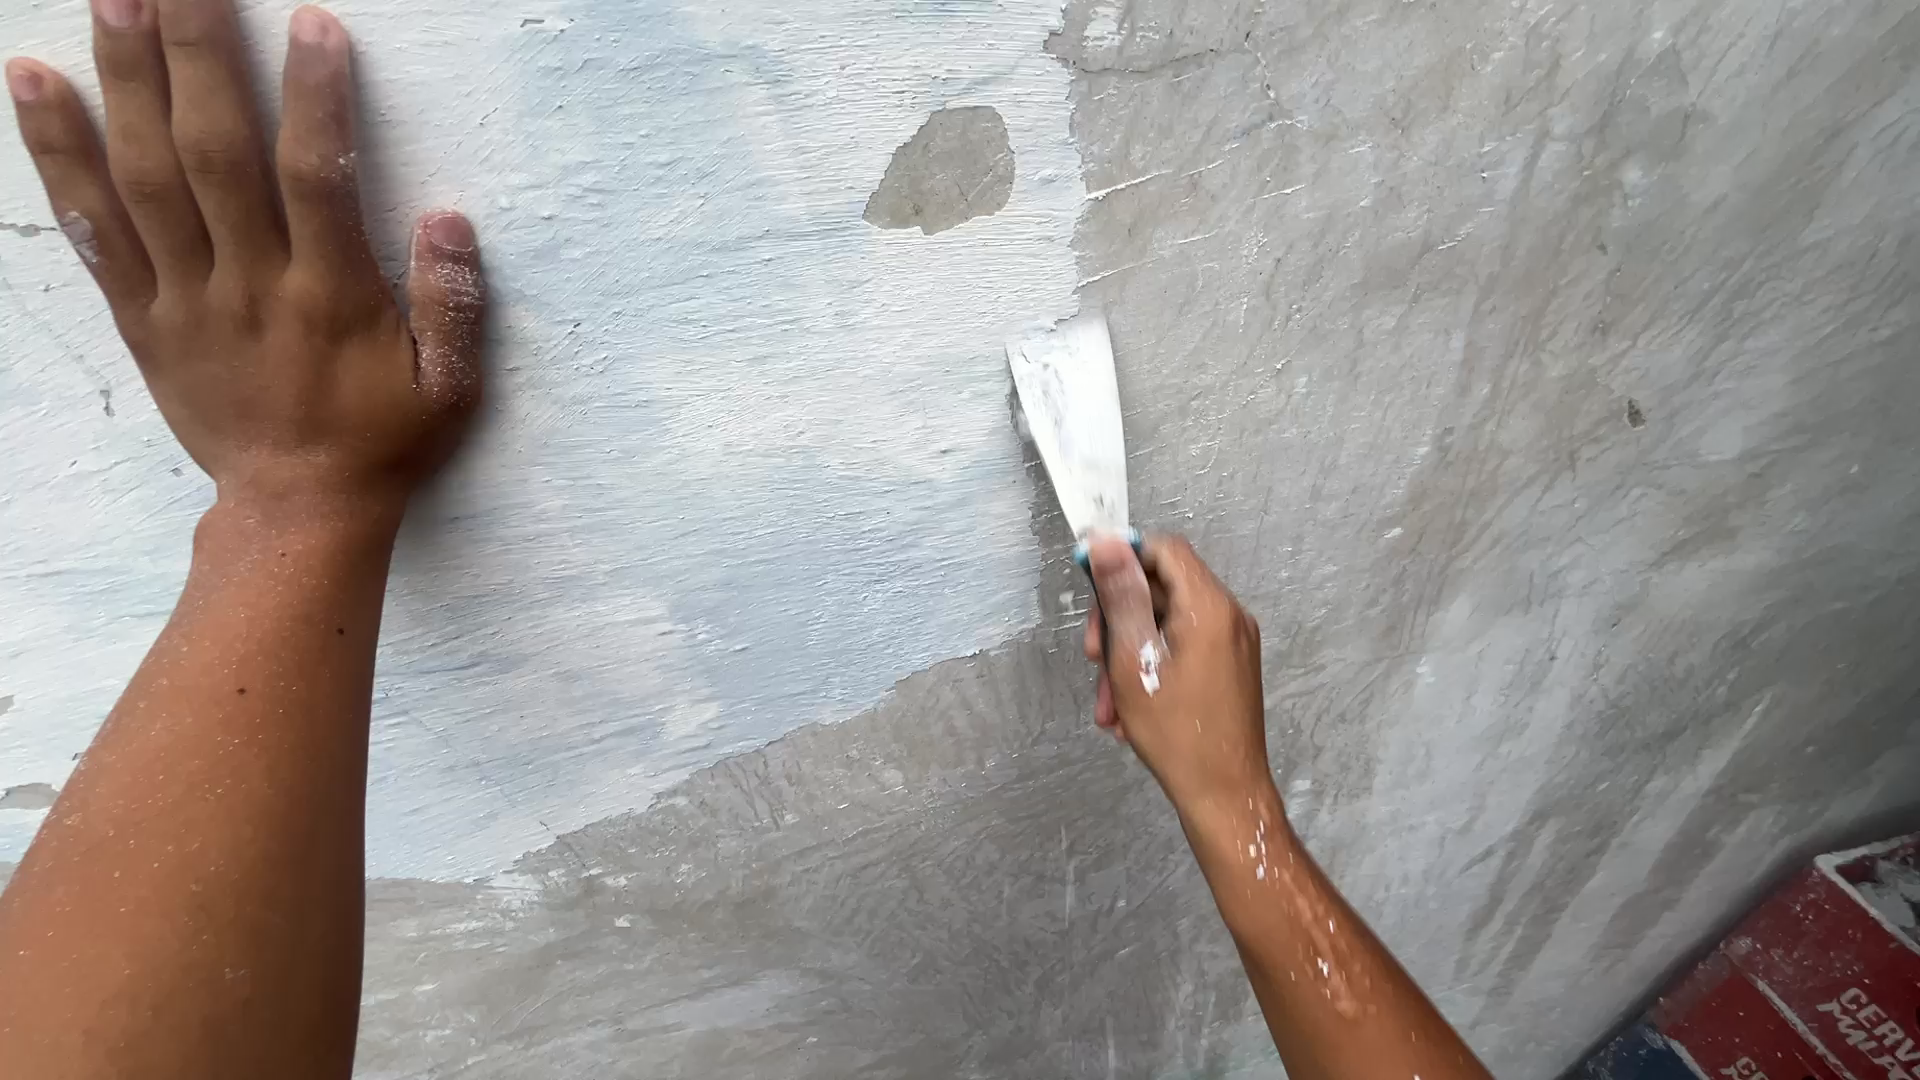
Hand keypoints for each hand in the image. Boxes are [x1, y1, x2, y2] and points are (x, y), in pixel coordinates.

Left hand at [7, 1, 483, 527]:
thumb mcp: (452, 390)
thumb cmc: (389, 444)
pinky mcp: (144, 315)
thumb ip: (453, 308)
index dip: (317, 99)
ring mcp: (187, 297)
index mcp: (334, 299)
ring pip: (145, 173)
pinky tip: (35, 82)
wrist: (302, 506)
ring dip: (125, 78)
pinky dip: (57, 151)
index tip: (315, 28)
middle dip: (200, 54)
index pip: (319, 178)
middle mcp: (252, 284)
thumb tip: (449, 220)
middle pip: (216, 152)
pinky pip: (92, 226)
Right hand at [1083, 534, 1270, 809]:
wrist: (1225, 795)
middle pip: (1162, 588)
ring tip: (1108, 700)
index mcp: (1208, 606)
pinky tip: (1130, 707)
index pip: (1163, 549)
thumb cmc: (1175, 731)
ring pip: (1166, 622)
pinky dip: (1152, 665)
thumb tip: (1106, 540)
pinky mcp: (1230, 665)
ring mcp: (1234, 642)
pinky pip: (1182, 646)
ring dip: (1129, 651)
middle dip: (1119, 618)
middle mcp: (1229, 615)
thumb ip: (1121, 595)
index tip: (1091, 589)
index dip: (1123, 559)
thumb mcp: (1133, 659)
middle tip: (1093, 657)